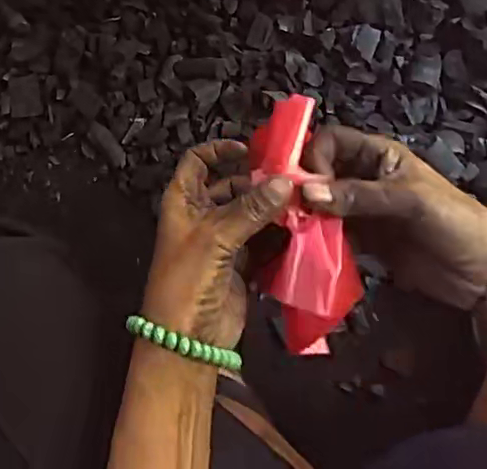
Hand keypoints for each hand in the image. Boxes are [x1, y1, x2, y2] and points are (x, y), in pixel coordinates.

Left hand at [141, 140, 293, 349]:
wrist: (187, 338)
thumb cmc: (188, 276)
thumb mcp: (216, 237)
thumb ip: (251, 210)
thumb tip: (283, 182)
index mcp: (182, 199)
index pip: (197, 161)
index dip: (218, 150)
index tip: (248, 148)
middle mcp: (201, 214)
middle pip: (230, 186)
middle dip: (257, 182)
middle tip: (291, 179)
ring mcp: (221, 240)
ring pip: (249, 215)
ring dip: (272, 210)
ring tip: (304, 203)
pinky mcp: (240, 265)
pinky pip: (262, 242)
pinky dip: (279, 237)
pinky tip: (302, 231)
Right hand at [297, 124, 486, 310]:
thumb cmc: (456, 222)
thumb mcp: (409, 201)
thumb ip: (357, 195)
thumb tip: (306, 193)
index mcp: (376, 153)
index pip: (330, 140)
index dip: (314, 155)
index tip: (308, 182)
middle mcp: (363, 175)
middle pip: (319, 170)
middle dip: (304, 185)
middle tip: (291, 205)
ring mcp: (361, 208)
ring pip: (321, 201)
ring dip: (308, 212)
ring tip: (298, 227)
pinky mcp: (363, 238)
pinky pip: (330, 230)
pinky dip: (318, 235)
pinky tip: (309, 243)